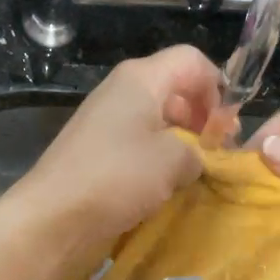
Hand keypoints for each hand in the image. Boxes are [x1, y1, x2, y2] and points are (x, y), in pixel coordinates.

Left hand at [5, 46, 223, 260]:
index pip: (192, 61)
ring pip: (154, 122)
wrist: (52, 218)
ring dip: (177, 144)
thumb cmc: (116, 178)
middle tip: (215, 154)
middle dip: (199, 118)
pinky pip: (134, 148)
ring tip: (191, 175)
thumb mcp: (173, 161)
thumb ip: (198, 152)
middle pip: (173, 90)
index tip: (227, 128)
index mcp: (141, 78)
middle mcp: (120, 92)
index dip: (217, 88)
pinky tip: (160, 189)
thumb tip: (195, 159)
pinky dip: (152, 163)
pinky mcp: (93, 155)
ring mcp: (103, 124)